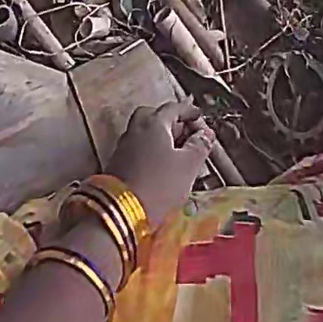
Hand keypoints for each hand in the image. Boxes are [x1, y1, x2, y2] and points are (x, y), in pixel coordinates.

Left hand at [106, 102, 213, 227]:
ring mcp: (124, 145)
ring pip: (144, 131)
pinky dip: (149, 149)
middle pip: (154, 115)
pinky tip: (158, 164)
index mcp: (154, 122)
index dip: (189, 111)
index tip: (199, 116)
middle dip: (170, 121)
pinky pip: (137, 147)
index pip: (174, 108)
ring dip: (159, 136)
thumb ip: (199, 146)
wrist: (120, 213)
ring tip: (174, 151)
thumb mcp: (187, 166)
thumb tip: (206, 133)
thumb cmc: (159, 185)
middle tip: (184, 133)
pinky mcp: (117, 163)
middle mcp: (136, 128)